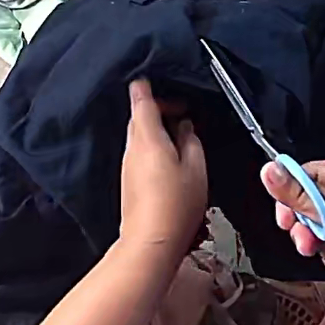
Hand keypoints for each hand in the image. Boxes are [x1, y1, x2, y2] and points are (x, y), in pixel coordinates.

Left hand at [117, 79, 207, 255]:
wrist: (150, 243)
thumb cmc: (176, 204)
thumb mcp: (196, 167)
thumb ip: (191, 140)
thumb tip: (185, 127)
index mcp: (147, 137)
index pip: (140, 99)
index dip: (148, 86)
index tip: (161, 82)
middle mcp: (132, 147)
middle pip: (139, 116)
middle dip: (160, 110)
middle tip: (184, 117)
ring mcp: (128, 165)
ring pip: (140, 135)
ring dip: (158, 130)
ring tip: (183, 140)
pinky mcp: (129, 180)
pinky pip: (140, 153)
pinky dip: (154, 148)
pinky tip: (173, 160)